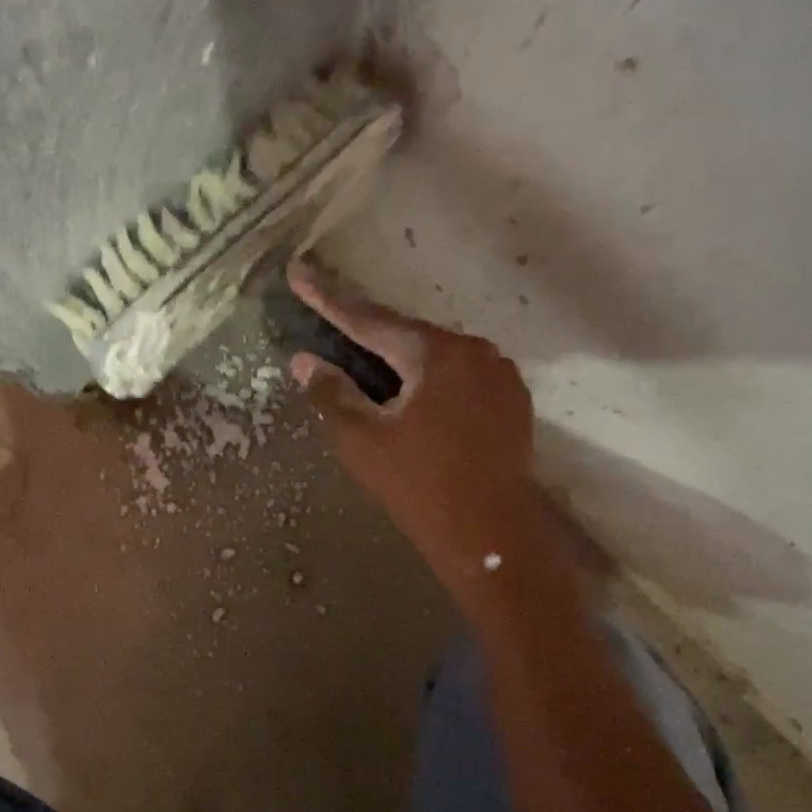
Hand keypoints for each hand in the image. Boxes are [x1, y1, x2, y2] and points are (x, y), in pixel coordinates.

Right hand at [287, 260, 550, 592]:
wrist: (494, 537)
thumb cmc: (421, 486)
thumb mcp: (364, 441)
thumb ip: (332, 394)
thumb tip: (304, 361)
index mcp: (434, 352)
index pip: (369, 319)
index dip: (328, 300)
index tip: (298, 274)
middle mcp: (473, 350)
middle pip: (406, 335)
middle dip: (369, 335)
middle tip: (332, 329)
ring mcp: (500, 374)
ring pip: (436, 356)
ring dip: (402, 361)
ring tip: (371, 371)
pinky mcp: (513, 401)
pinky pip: (460, 376)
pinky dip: (432, 381)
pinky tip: (415, 399)